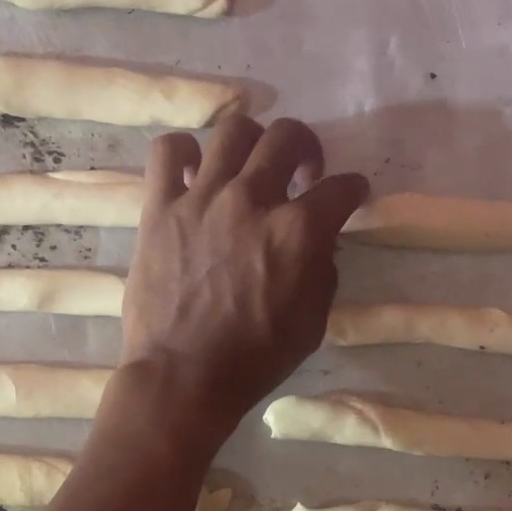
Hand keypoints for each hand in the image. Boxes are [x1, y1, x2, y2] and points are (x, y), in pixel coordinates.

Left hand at [116, 115, 368, 446]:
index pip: (341, 189)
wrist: (182, 378)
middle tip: (301, 176)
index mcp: (298, 231)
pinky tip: (193, 173)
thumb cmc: (252, 362)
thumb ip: (322, 274)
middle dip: (306, 149)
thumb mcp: (311, 325)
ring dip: (252, 143)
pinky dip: (183, 153)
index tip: (349, 196)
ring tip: (249, 168)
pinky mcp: (159, 210)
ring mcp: (201, 199)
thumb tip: (319, 245)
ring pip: (234, 131)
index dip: (352, 191)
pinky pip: (167, 152)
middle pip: (288, 138)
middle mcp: (252, 200)